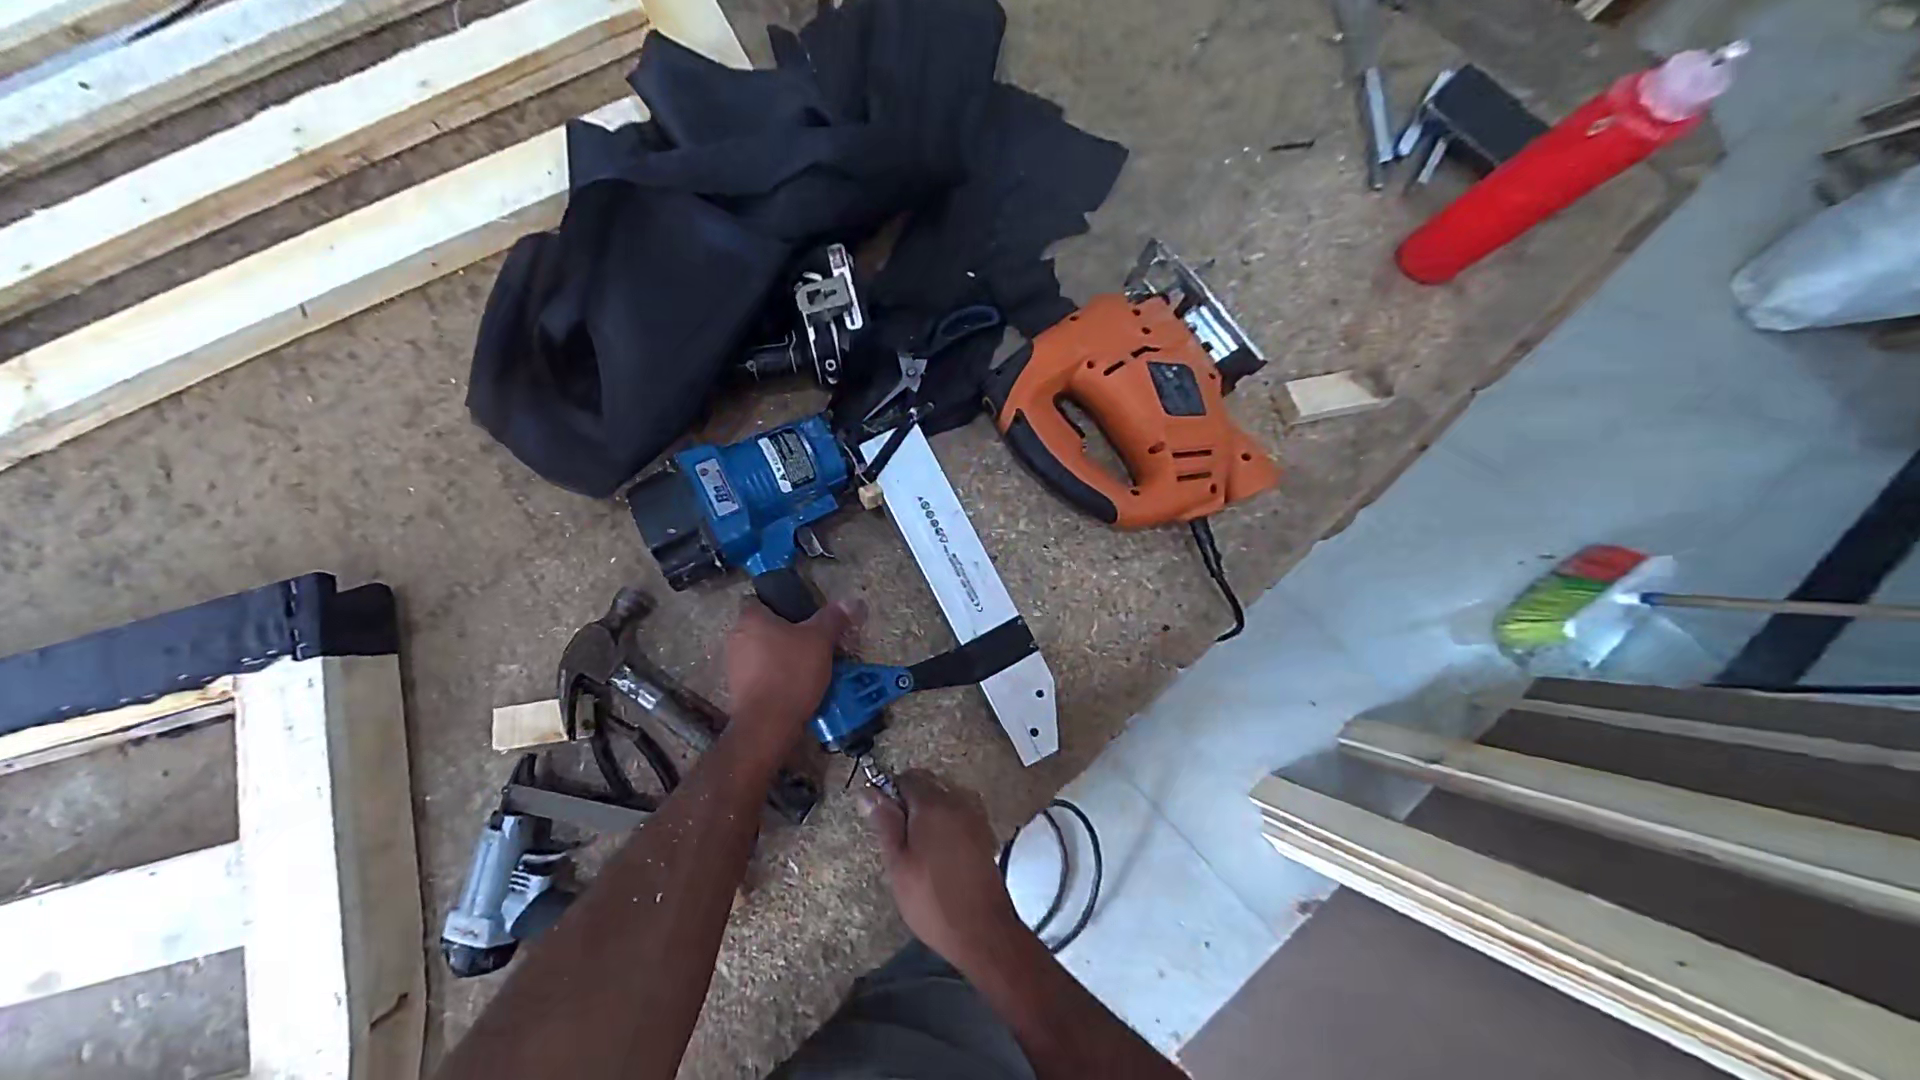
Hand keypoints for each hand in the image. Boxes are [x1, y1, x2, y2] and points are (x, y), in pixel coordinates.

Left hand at [723, 595, 863, 755]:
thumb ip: (833, 618)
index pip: (759, 600)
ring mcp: (734, 667)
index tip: (802, 616)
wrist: (768, 724)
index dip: (781, 604)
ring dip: (783, 657)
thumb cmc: (791, 672)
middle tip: (814, 642)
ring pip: (763, 653)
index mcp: (750, 619)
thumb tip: (852, 602)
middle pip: (764, 628)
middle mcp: (736, 638)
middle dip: (787, 634)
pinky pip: (762, 675)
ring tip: (811, 666)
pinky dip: (778, 677)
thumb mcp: (820, 640)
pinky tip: (799, 686)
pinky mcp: (738, 691)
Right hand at [857, 771, 1023, 964]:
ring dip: (929, 814)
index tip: (883, 819)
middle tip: (899, 840)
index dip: (890, 792)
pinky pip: (959, 816)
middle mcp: (959, 802)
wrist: (981, 930)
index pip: (907, 778)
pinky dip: (946, 825)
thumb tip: (869, 792)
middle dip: (910, 802)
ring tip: (919, 851)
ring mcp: (976, 817)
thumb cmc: (931, 899)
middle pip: (928, 785)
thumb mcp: (898, 863)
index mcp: (934, 805)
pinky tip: (940, 856)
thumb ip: (885, 822)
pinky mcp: (985, 835)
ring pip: (945, 801)